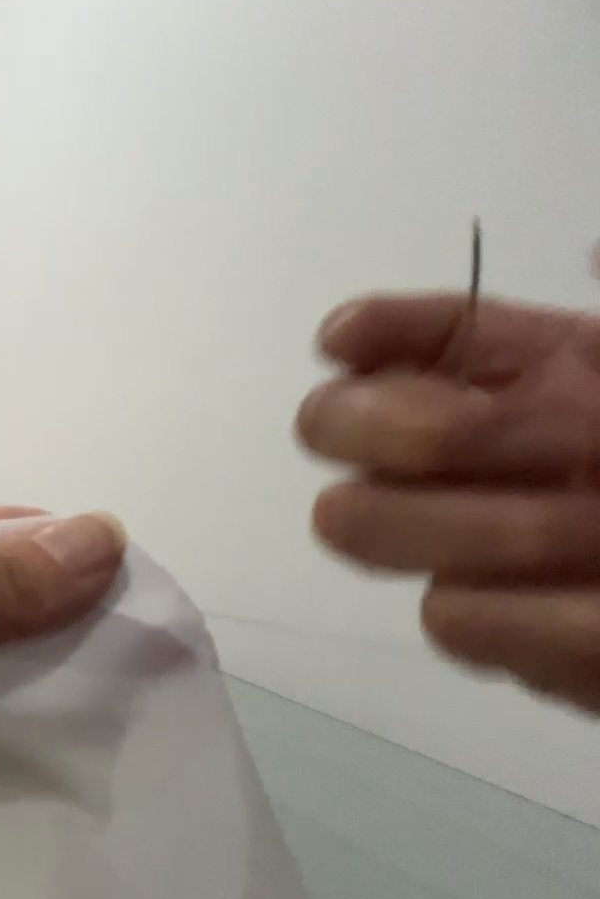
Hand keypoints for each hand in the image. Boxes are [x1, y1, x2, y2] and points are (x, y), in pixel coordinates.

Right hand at [297, 292, 599, 712]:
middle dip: (399, 430)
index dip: (366, 331)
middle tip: (521, 447)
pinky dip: (533, 618)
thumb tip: (552, 266)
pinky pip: (450, 617)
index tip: (355, 340)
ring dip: (474, 527)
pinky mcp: (496, 632)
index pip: (388, 335)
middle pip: (326, 425)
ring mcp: (468, 543)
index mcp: (532, 376)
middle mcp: (471, 452)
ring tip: (594, 535)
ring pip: (352, 521)